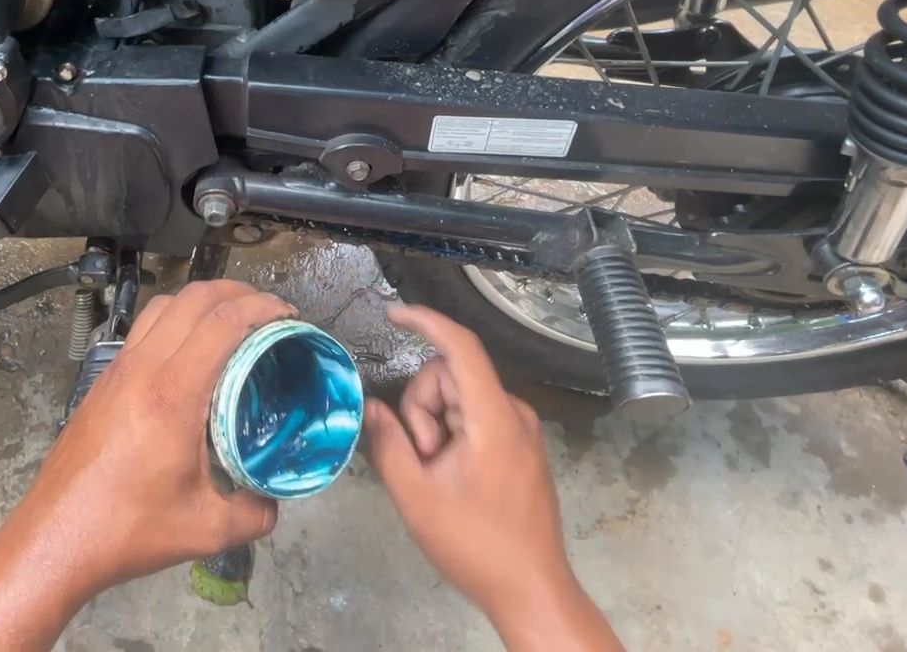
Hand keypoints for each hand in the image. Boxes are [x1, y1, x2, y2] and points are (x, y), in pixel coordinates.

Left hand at [11, 279, 295, 592]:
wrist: (55, 537)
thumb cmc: (129, 528)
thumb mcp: (205, 530)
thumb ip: (253, 514)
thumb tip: (275, 501)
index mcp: (173, 392)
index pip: (224, 322)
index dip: (262, 307)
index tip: (289, 314)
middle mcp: (144, 365)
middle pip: (195, 297)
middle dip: (238, 292)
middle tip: (268, 311)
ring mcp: (119, 367)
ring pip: (165, 304)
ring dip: (203, 299)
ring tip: (231, 319)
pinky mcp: (104, 378)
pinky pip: (145, 326)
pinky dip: (177, 318)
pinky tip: (190, 350)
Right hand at [362, 305, 621, 650]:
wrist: (534, 593)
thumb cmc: (475, 545)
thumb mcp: (415, 496)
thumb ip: (388, 442)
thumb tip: (372, 407)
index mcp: (493, 417)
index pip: (461, 347)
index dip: (426, 321)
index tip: (393, 314)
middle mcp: (513, 412)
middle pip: (449, 376)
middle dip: (422, 409)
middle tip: (423, 460)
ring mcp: (520, 428)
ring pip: (457, 397)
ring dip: (435, 426)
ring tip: (438, 474)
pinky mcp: (519, 443)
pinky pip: (472, 415)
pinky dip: (450, 434)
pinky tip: (450, 474)